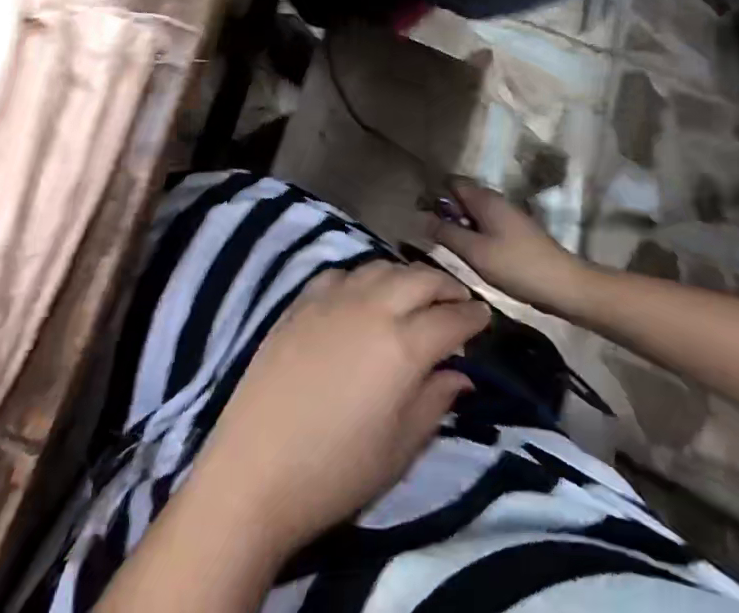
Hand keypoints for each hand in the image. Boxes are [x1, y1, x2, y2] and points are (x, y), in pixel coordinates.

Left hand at [178, 262, 489, 557]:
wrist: (254, 471)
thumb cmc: (336, 471)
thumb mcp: (400, 447)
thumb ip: (435, 400)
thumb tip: (459, 374)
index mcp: (403, 346)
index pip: (452, 318)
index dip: (473, 317)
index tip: (484, 318)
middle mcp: (370, 310)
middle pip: (419, 279)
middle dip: (445, 286)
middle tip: (457, 301)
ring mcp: (329, 302)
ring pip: (379, 268)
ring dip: (406, 276)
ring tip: (415, 293)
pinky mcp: (298, 305)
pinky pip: (340, 274)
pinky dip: (362, 278)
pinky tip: (363, 295)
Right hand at [430, 184, 592, 312]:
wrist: (562, 285)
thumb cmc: (515, 265)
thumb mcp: (474, 251)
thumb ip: (446, 233)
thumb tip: (421, 217)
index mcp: (486, 199)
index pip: (453, 182)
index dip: (435, 194)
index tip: (421, 214)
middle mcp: (496, 201)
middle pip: (463, 197)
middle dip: (445, 212)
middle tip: (430, 236)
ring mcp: (507, 217)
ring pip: (474, 214)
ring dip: (459, 226)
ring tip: (446, 247)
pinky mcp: (514, 233)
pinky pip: (485, 226)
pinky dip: (474, 235)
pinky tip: (469, 254)